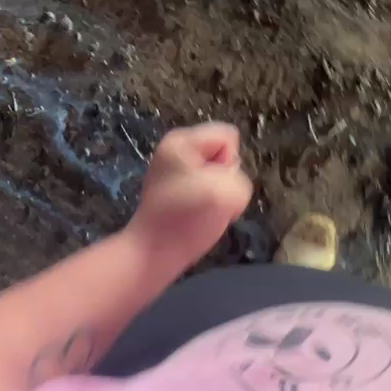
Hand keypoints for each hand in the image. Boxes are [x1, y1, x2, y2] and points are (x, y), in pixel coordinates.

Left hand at [126, 123, 253, 272]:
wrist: (153, 254)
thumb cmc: (185, 220)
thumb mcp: (225, 192)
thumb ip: (238, 177)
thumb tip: (226, 185)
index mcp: (182, 140)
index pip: (228, 136)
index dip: (229, 162)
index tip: (213, 185)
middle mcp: (176, 150)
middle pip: (224, 155)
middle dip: (224, 180)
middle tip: (208, 202)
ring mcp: (175, 171)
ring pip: (219, 176)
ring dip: (219, 196)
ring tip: (203, 213)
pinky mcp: (177, 192)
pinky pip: (209, 192)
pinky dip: (208, 205)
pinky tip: (197, 219)